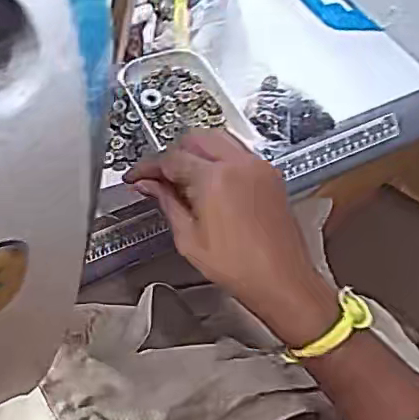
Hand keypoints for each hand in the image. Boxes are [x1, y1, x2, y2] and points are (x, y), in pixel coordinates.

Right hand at [125, 130, 341, 346]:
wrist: (281, 279)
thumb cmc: (239, 266)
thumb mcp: (188, 238)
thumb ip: (167, 203)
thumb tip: (150, 186)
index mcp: (215, 179)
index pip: (171, 159)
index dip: (148, 167)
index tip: (137, 177)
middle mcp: (239, 164)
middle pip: (195, 140)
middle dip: (172, 154)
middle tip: (156, 177)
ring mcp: (258, 167)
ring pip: (219, 141)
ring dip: (196, 153)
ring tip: (180, 179)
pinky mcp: (270, 176)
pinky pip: (238, 154)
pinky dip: (218, 160)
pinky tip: (208, 184)